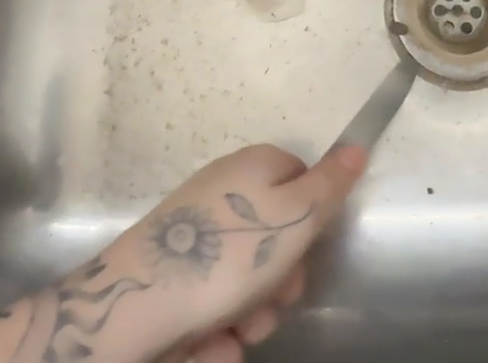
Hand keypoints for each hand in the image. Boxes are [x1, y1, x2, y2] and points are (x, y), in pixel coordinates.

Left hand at [116, 143, 366, 361]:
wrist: (130, 308)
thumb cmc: (225, 255)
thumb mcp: (293, 217)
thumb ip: (329, 186)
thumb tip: (357, 145)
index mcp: (253, 168)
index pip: (300, 178)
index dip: (313, 216)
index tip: (311, 247)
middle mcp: (224, 194)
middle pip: (276, 235)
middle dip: (282, 279)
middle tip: (276, 298)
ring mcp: (197, 237)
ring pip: (248, 280)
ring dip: (253, 313)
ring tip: (237, 329)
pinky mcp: (175, 278)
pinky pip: (214, 303)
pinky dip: (217, 328)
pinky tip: (209, 342)